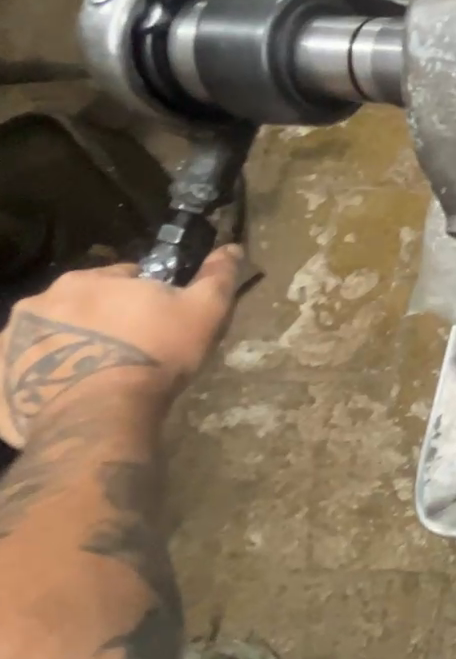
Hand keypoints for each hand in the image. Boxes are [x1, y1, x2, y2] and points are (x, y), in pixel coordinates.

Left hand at [0, 245, 246, 445]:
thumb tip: (231, 248)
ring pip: (52, 338)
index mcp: (86, 281)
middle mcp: (37, 304)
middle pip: (82, 305)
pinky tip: (75, 393)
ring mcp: (9, 343)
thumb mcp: (206, 308)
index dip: (148, 295)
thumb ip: (218, 275)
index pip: (123, 277)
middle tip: (134, 345)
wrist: (101, 410)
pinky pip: (24, 372)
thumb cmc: (158, 349)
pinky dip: (47, 378)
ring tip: (102, 373)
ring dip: (73, 348)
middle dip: (105, 319)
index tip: (162, 317)